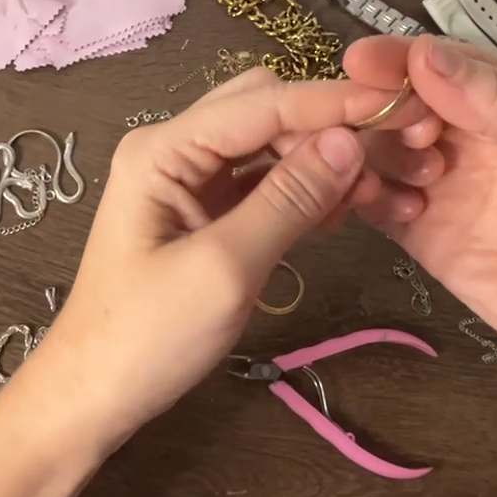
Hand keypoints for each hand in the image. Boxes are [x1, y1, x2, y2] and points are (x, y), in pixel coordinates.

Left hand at [22, 68, 438, 447]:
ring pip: (267, 144)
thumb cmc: (148, 337)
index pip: (261, 103)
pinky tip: (342, 209)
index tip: (401, 104)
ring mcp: (186, 179)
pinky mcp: (202, 211)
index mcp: (162, 148)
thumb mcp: (225, 268)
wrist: (94, 394)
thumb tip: (348, 140)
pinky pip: (260, 182)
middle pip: (263, 110)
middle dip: (326, 126)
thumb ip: (288, 199)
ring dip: (320, 159)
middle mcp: (173, 148)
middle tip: (392, 154)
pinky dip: (302, 190)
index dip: (332, 102)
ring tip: (379, 189)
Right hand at [345, 35, 496, 395]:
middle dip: (388, 107)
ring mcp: (447, 189)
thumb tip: (423, 54)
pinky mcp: (425, 237)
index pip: (449, 66)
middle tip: (397, 128)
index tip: (361, 60)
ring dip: (378, 150)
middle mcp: (475, 140)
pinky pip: (378, 203)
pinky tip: (385, 203)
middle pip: (407, 104)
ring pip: (384, 149)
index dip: (403, 59)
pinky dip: (364, 194)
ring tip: (417, 175)